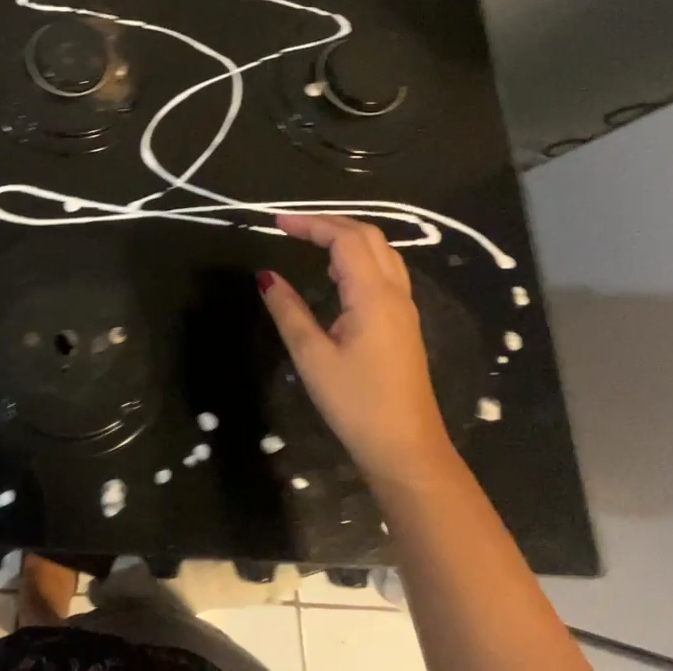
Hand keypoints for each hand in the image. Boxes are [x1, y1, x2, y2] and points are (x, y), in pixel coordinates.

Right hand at [256, 214, 455, 484]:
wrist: (406, 449)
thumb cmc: (356, 403)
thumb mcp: (311, 356)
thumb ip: (288, 310)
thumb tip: (266, 277)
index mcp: (373, 296)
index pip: (345, 239)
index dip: (311, 224)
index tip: (275, 223)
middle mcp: (394, 294)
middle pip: (369, 237)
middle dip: (330, 222)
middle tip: (291, 226)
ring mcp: (404, 309)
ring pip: (381, 253)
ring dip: (347, 237)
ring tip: (310, 241)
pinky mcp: (403, 324)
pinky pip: (384, 273)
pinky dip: (358, 258)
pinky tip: (335, 275)